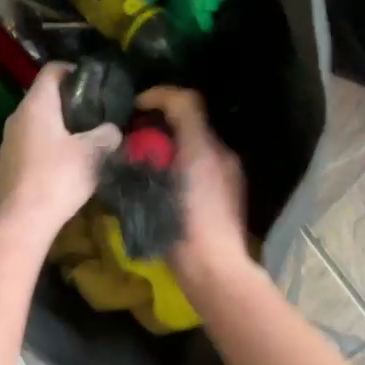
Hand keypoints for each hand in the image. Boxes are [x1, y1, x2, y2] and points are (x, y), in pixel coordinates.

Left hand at [0, 63, 122, 232]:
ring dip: (60, 124)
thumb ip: (107, 134)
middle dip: (71, 100)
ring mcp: (9, 139)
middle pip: (45, 95)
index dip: (73, 69)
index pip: (52, 70)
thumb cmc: (57, 177)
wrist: (21, 220)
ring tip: (86, 136)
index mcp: (36, 104)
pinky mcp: (8, 161)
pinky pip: (32, 141)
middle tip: (97, 111)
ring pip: (38, 121)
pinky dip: (49, 143)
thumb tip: (113, 129)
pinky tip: (67, 161)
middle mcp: (17, 115)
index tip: (94, 81)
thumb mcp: (93, 154)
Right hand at [135, 87, 250, 282]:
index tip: (135, 107)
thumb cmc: (181, 229)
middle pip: (191, 119)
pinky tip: (166, 180)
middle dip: (161, 122)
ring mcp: (230, 171)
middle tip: (135, 136)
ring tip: (147, 158)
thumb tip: (132, 138)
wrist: (216, 269)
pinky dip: (184, 160)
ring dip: (173, 142)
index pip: (184, 100)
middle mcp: (221, 152)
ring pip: (198, 141)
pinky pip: (204, 160)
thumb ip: (142, 157)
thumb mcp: (152, 190)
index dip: (158, 95)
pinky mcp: (232, 189)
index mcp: (203, 146)